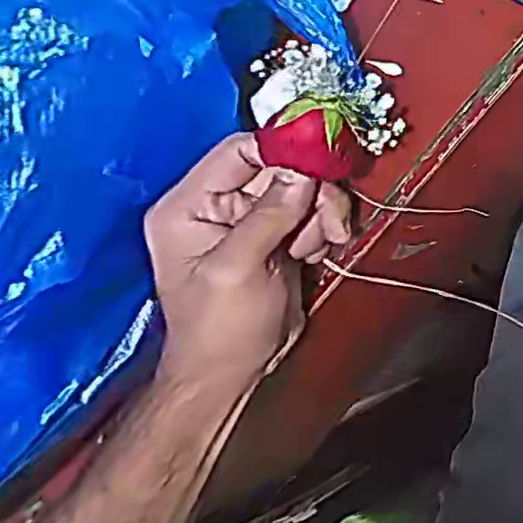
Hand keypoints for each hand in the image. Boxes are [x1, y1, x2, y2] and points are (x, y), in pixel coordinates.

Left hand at [143, 134, 350, 392]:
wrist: (232, 372)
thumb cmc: (219, 329)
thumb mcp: (238, 269)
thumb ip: (269, 216)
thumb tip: (304, 171)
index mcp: (190, 205)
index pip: (241, 150)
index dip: (285, 150)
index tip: (325, 162)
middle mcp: (221, 204)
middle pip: (285, 168)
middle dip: (315, 192)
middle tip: (331, 223)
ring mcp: (253, 218)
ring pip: (308, 187)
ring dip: (326, 214)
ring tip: (320, 246)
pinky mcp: (281, 232)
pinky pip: (317, 210)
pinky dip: (327, 227)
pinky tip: (317, 252)